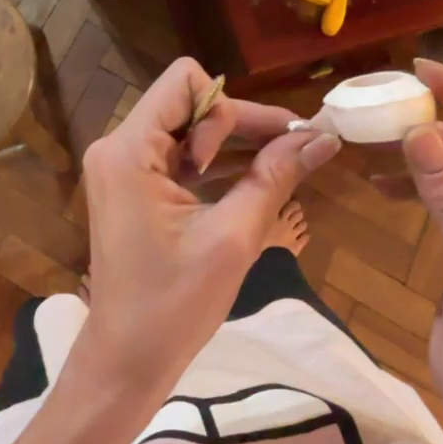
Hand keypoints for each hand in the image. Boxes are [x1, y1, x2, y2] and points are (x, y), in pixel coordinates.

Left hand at [78, 56, 342, 384]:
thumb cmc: (173, 305)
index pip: (186, 82)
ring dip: (233, 143)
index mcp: (129, 150)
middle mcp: (119, 146)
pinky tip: (255, 178)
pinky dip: (216, 164)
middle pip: (189, 103)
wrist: (125, 362)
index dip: (228, 110)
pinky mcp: (132, 186)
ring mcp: (123, 166)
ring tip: (284, 162)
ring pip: (188, 128)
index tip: (247, 155)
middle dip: (241, 124)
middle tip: (294, 148)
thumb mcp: (232, 238)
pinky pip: (179, 156)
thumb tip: (323, 138)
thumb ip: (275, 178)